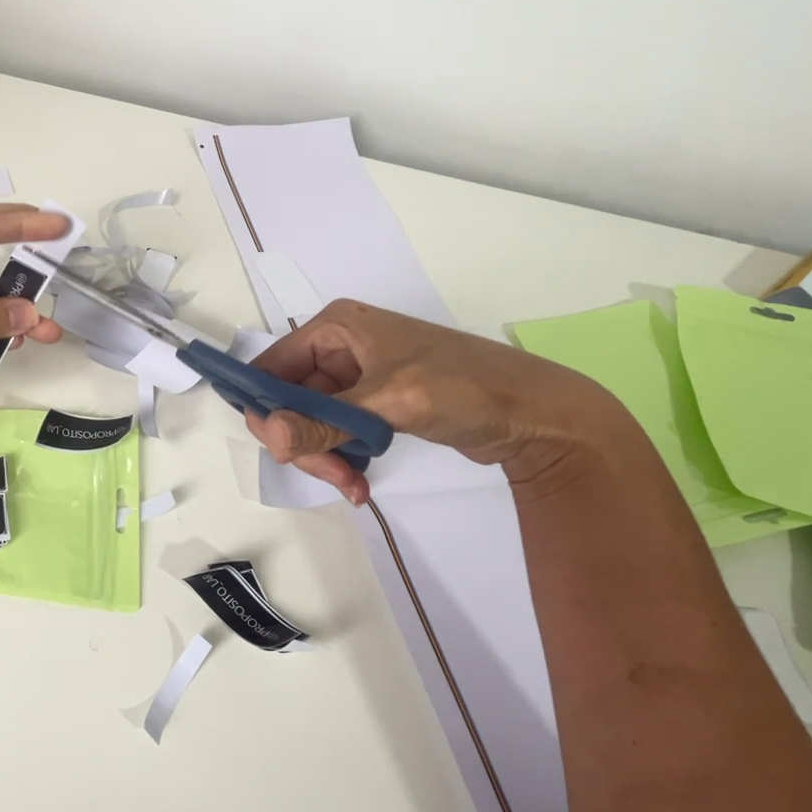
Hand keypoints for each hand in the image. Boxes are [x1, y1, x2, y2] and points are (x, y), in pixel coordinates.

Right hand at [243, 299, 632, 503]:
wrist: (543, 415)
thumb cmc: (465, 390)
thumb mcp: (387, 403)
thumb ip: (322, 422)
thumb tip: (267, 437)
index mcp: (333, 326)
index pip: (270, 369)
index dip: (267, 409)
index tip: (287, 450)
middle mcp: (338, 346)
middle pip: (289, 400)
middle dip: (303, 442)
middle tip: (332, 476)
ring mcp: (357, 375)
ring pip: (311, 421)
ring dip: (324, 456)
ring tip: (353, 485)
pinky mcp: (375, 402)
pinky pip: (337, 431)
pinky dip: (341, 457)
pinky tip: (359, 481)